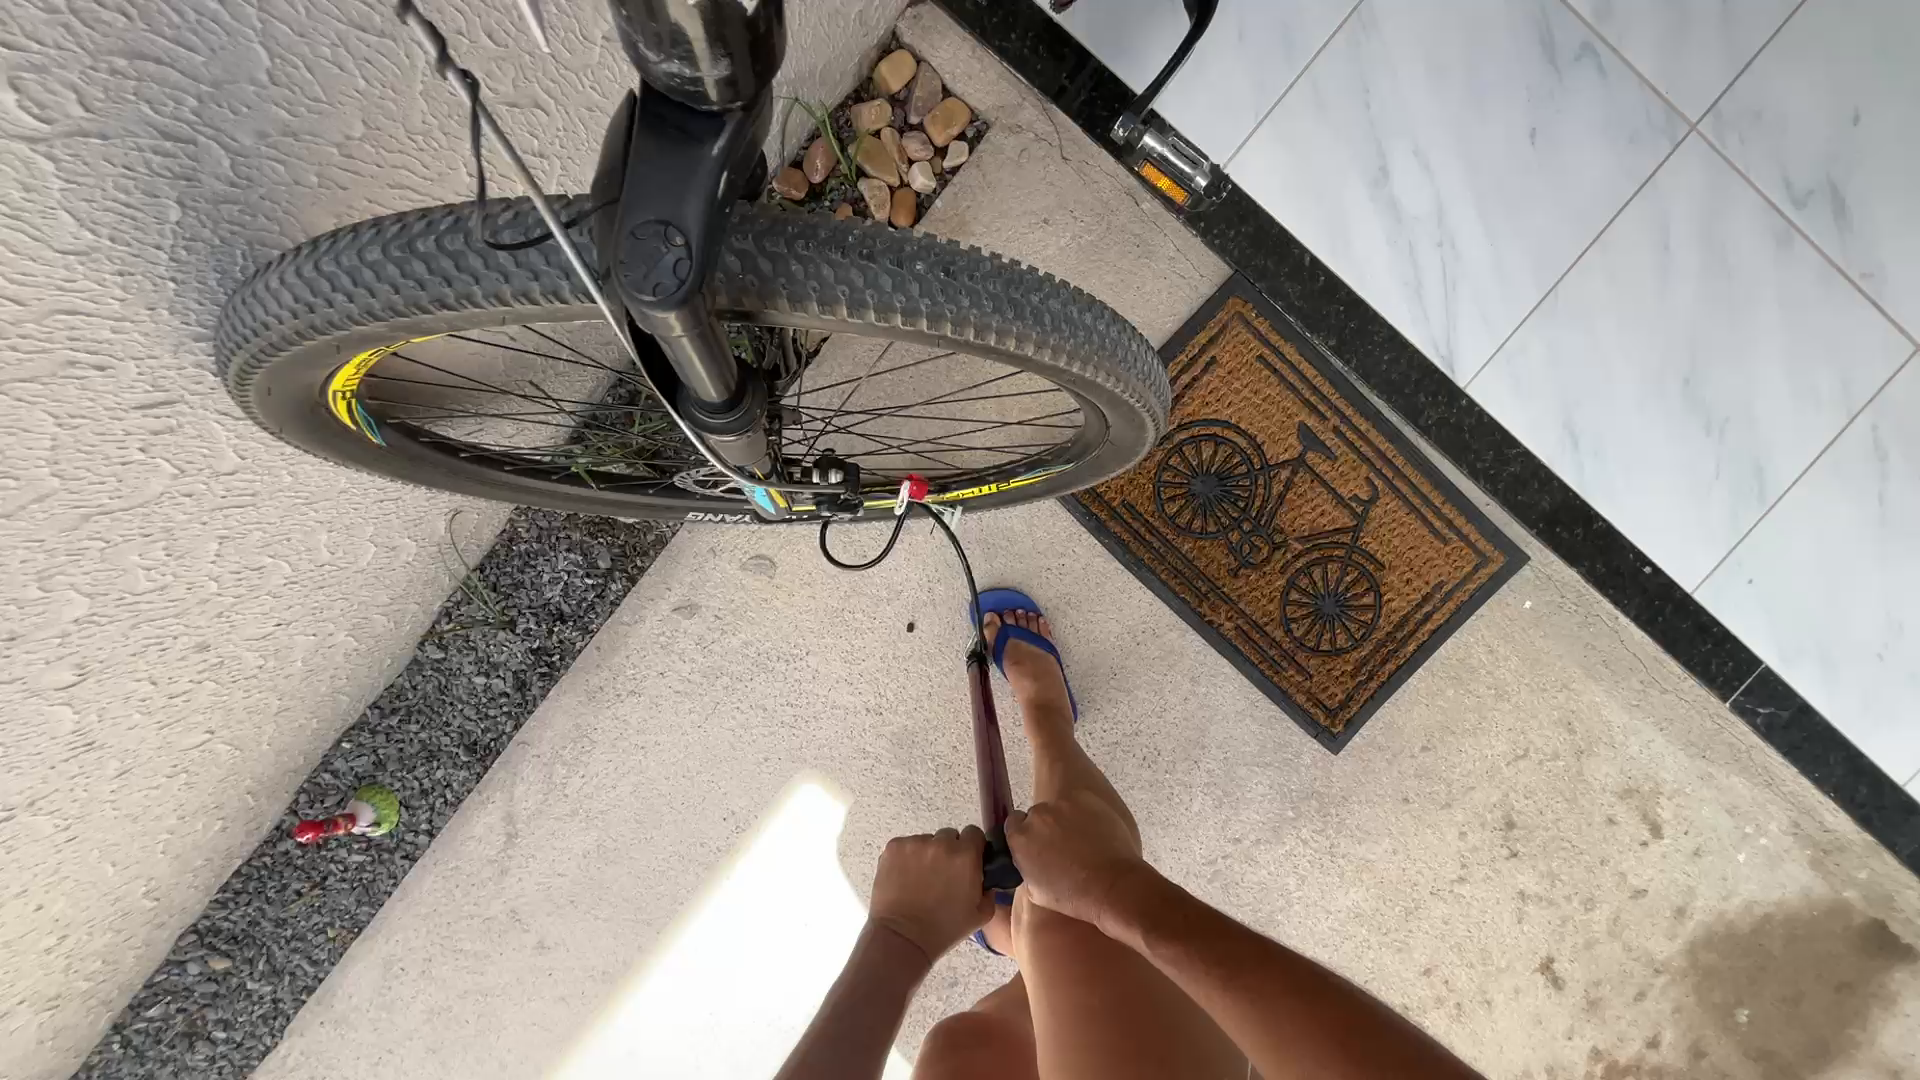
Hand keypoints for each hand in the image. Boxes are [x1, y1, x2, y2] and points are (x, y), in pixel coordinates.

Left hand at [868, 826, 994, 963]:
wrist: (902, 938)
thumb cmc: (943, 929)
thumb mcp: (981, 915)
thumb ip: (989, 890)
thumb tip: (985, 878)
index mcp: (966, 856)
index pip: (973, 833)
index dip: (971, 847)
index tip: (967, 860)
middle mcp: (941, 844)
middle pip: (949, 835)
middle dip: (948, 851)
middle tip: (943, 874)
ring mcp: (915, 843)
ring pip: (926, 841)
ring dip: (926, 854)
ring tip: (921, 880)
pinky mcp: (894, 847)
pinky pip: (905, 845)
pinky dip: (906, 857)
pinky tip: (905, 878)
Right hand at [1004, 791, 1150, 928]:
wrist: (1112, 885)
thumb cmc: (1074, 895)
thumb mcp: (1034, 890)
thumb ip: (1025, 864)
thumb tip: (1027, 856)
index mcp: (1020, 839)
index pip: (1013, 823)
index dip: (1025, 833)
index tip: (1037, 843)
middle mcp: (1037, 816)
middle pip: (1037, 815)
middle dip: (1046, 827)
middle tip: (1062, 845)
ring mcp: (1061, 805)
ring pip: (1059, 808)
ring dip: (1066, 819)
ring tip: (1083, 841)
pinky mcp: (1084, 798)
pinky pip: (1079, 802)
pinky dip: (1085, 813)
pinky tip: (1095, 833)